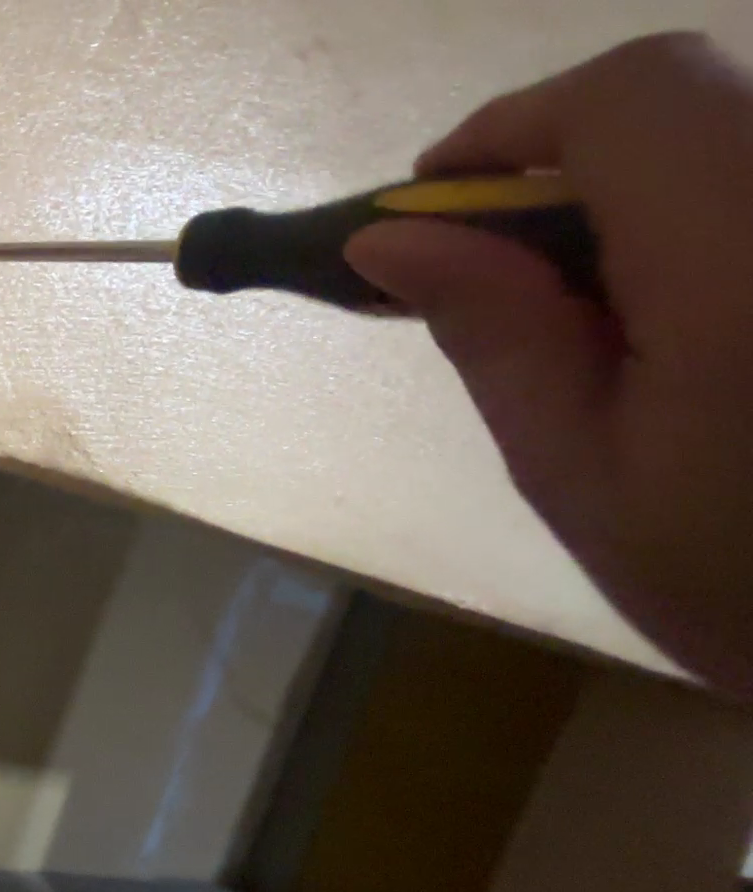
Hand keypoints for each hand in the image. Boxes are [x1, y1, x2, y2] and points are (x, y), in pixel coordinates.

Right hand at [344, 33, 752, 697]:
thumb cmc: (741, 579)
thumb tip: (386, 239)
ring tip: (577, 301)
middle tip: (483, 266)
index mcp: (748, 267)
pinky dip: (687, 217)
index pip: (629, 102)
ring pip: (732, 133)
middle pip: (687, 100)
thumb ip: (494, 332)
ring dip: (623, 191)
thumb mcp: (573, 465)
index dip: (508, 126)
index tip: (424, 202)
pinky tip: (666, 306)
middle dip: (557, 163)